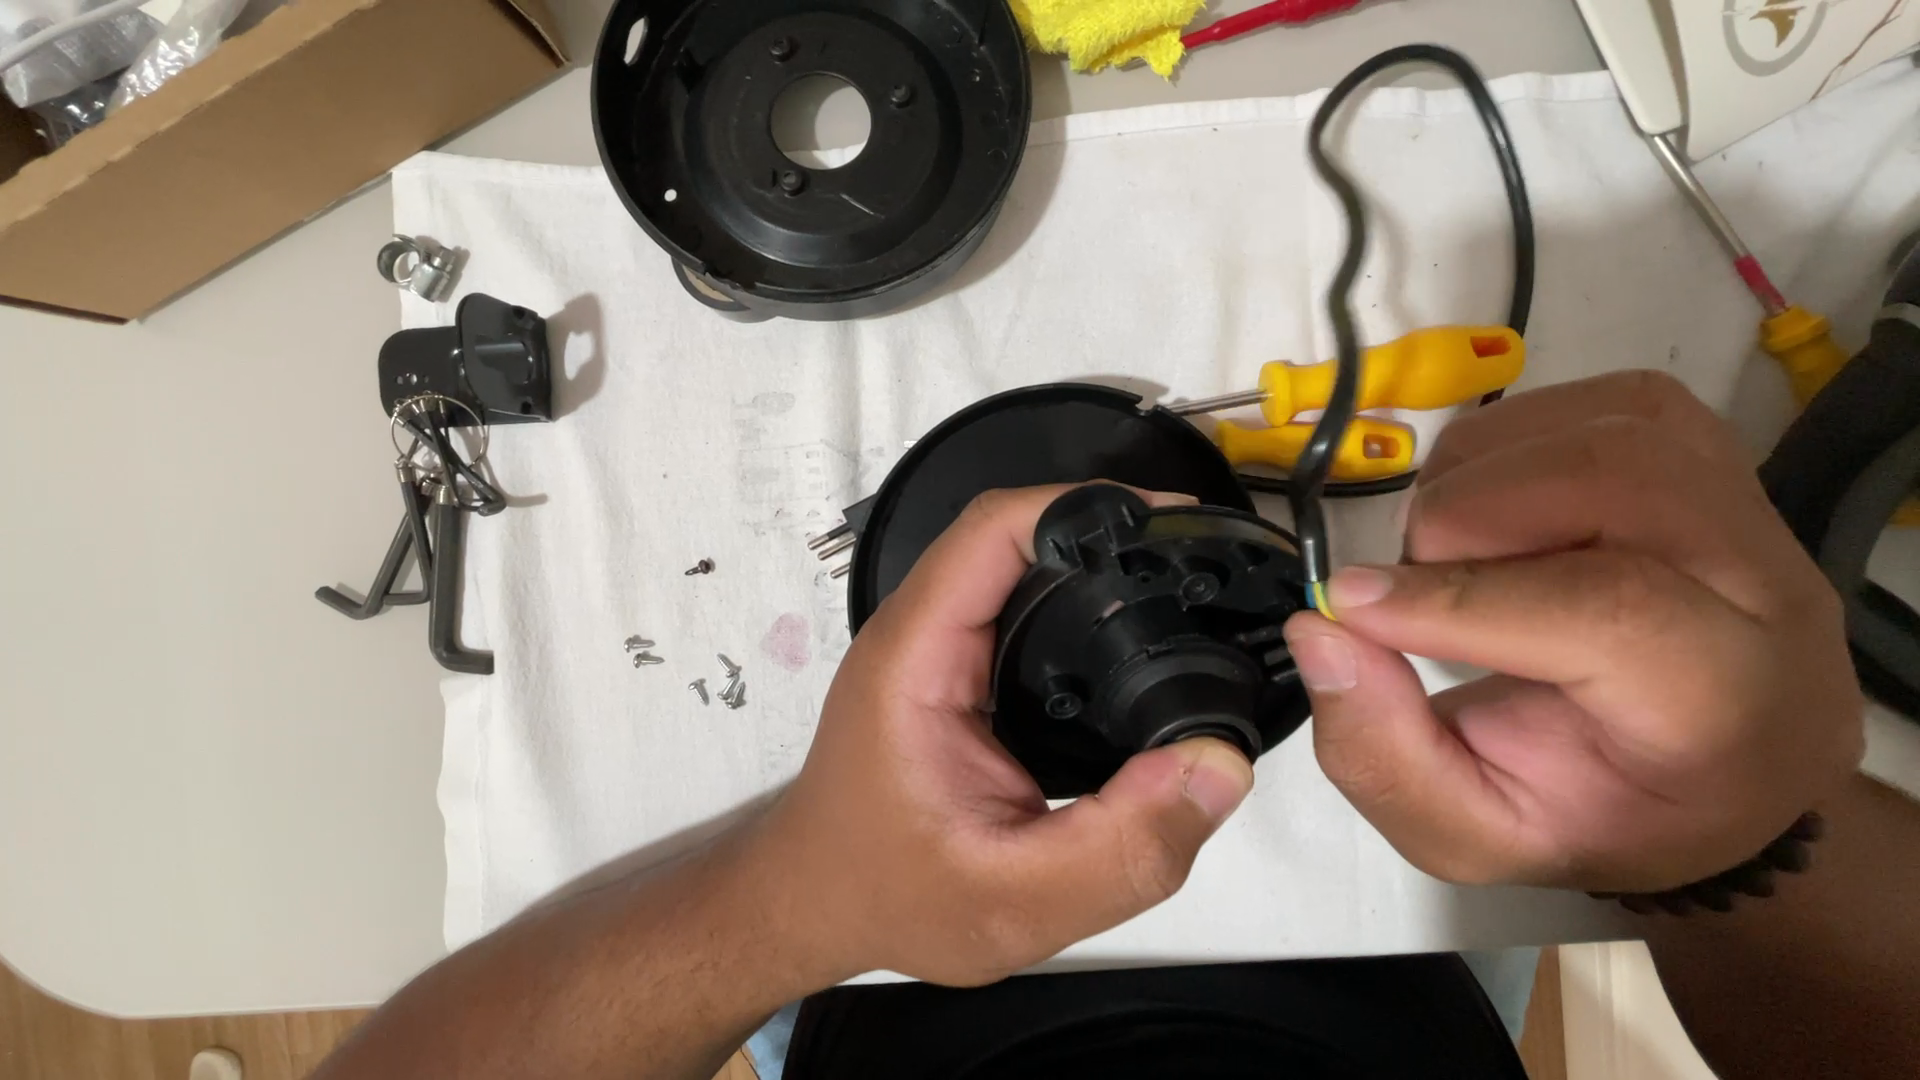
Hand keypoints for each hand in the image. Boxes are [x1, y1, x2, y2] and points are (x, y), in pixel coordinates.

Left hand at [747, 485, 1253, 986]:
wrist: (822, 898)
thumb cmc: (893, 898)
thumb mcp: (1018, 901)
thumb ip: (1124, 848)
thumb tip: (1221, 766)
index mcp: (917, 657)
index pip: (991, 531)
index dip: (1078, 504)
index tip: (1165, 522)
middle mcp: (919, 632)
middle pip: (1009, 535)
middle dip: (1100, 527)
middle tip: (1189, 554)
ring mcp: (932, 646)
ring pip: (1013, 567)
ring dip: (1086, 561)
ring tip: (1170, 584)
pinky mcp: (949, 667)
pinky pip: (1013, 608)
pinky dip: (1071, 603)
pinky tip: (1123, 635)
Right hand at [1283, 371, 1863, 891]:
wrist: (1697, 763)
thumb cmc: (1584, 807)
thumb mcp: (1468, 834)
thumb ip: (1382, 756)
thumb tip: (1319, 626)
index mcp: (1725, 704)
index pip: (1613, 613)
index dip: (1459, 599)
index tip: (1346, 606)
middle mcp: (1762, 585)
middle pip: (1610, 481)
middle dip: (1460, 526)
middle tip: (1408, 589)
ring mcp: (1738, 501)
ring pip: (1589, 430)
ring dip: (1468, 483)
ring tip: (1444, 557)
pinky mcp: (1696, 451)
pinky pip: (1582, 405)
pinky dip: (1493, 449)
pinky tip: (1479, 510)